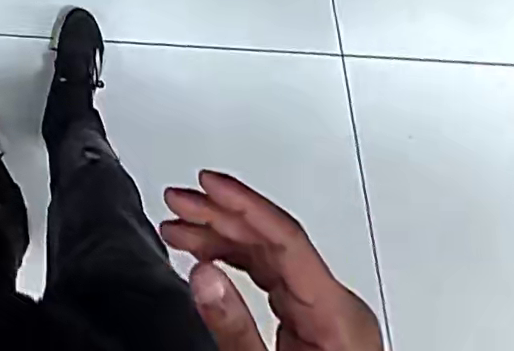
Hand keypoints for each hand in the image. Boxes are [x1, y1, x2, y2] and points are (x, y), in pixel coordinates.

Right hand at [160, 170, 383, 350]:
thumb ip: (235, 331)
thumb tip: (202, 272)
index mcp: (338, 317)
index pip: (285, 238)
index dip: (243, 202)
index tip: (206, 181)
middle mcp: (335, 307)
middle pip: (270, 239)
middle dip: (217, 213)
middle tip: (175, 201)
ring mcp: (325, 313)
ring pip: (265, 251)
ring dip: (218, 232)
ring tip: (177, 225)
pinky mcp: (311, 322)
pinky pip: (266, 271)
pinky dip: (230, 255)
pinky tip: (203, 253)